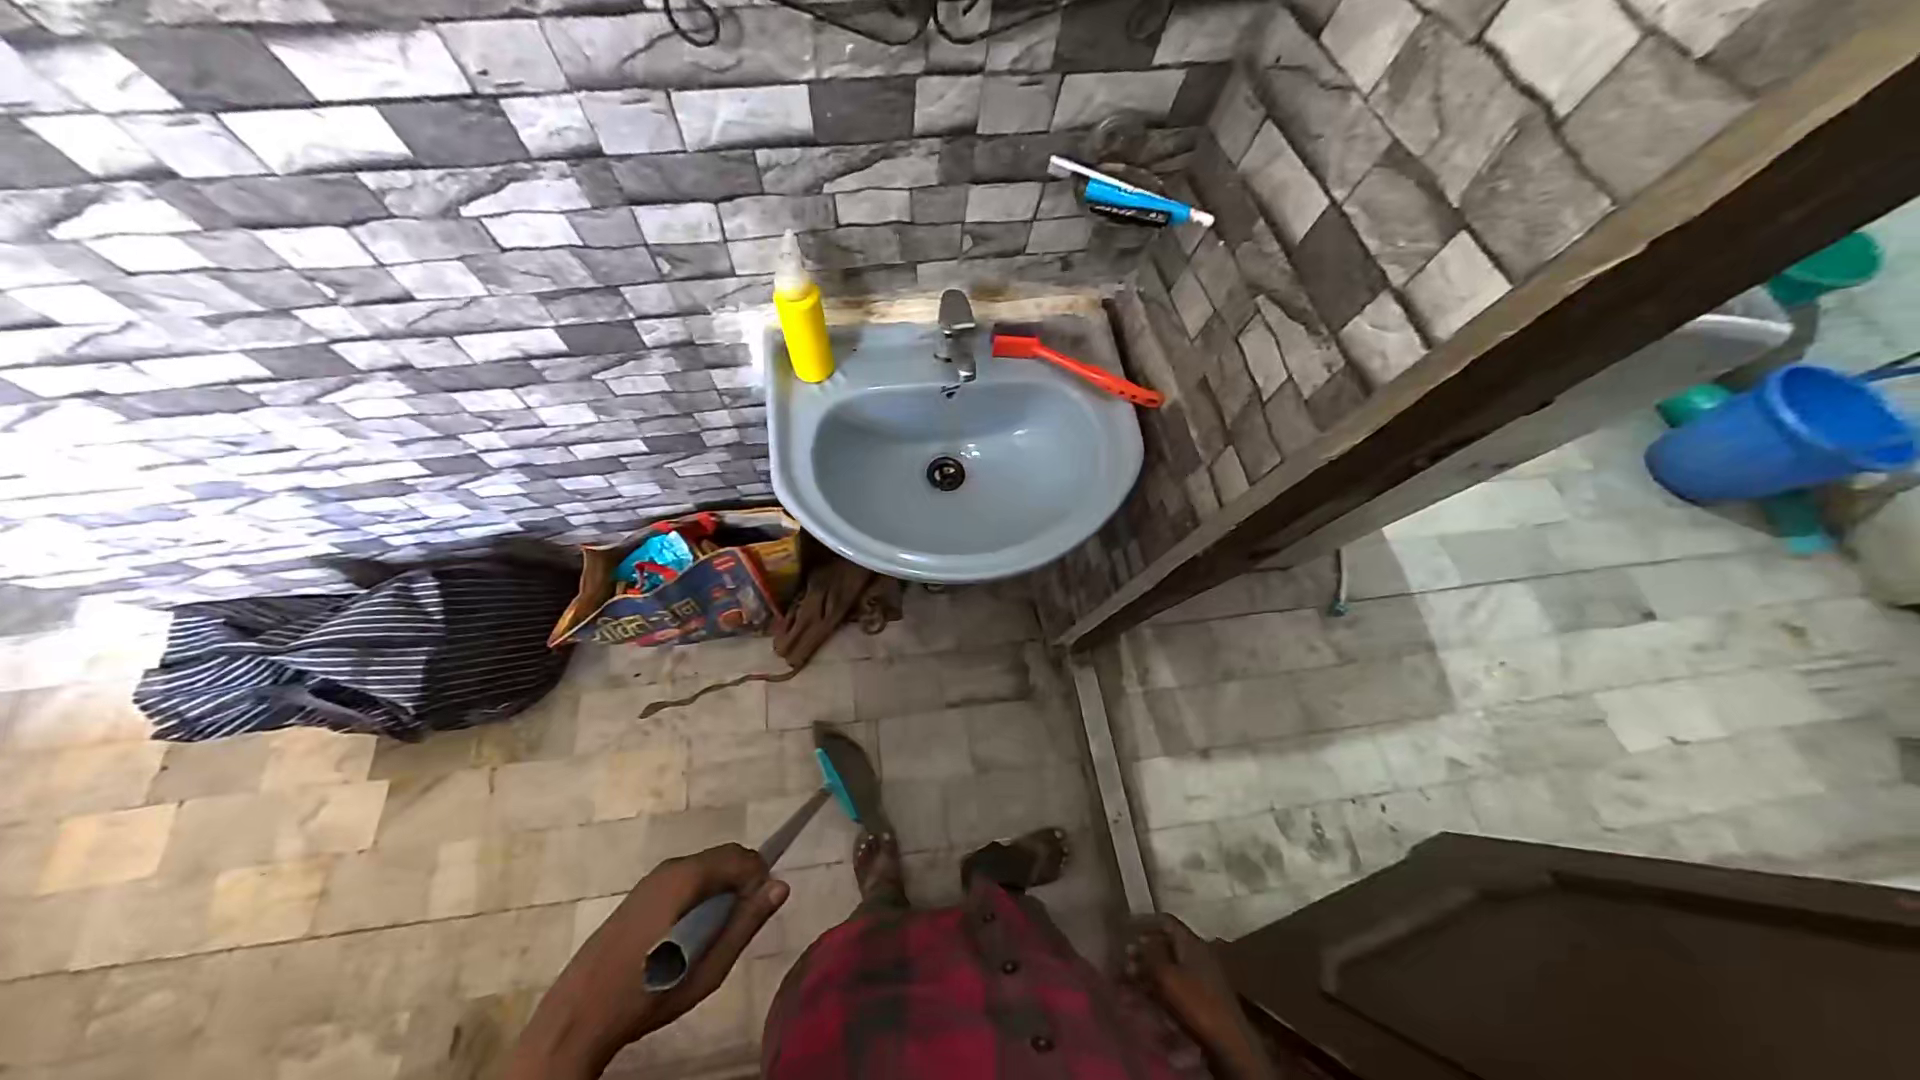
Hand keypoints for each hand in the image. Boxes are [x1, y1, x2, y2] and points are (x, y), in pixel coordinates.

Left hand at [506, 843, 789, 1079]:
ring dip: (722, 891)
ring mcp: (652, 878)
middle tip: (737, 929)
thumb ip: (746, 923)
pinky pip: (687, 880)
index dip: (759, 881)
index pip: (744, 857)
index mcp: (687, 877)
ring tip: (712, 937)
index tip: (755, 916)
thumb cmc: (649, 992)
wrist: (579, 1015)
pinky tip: (687, 937)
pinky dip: (701, 896)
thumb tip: (781, 885)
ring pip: (707, 868)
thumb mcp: (709, 967)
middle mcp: (671, 866)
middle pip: (726, 857)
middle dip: (742, 883)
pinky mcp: (641, 893)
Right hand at [1127, 915, 1283, 1079]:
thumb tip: (1134, 943)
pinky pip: (1173, 988)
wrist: (1229, 1044)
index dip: (1144, 921)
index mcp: (1192, 943)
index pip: (1165, 921)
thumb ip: (1148, 956)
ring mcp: (1201, 979)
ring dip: (1146, 974)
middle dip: (1142, 952)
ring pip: (1167, 969)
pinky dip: (1156, 990)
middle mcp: (1198, 956)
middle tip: (1122, 961)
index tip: (1124, 926)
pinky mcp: (1201, 1001)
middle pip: (1165, 946)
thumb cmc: (1196, 1002)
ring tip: (1126, 984)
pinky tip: (1142, 1001)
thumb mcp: (1166, 975)